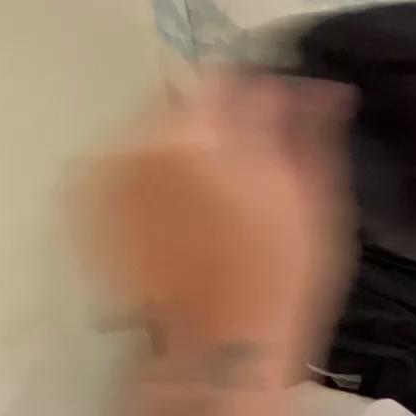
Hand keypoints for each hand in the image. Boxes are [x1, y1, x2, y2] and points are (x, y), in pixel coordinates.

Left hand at [81, 72, 354, 355]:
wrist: (226, 339)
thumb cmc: (288, 267)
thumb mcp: (320, 195)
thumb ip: (312, 131)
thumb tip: (323, 87)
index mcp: (201, 135)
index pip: (229, 76)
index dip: (268, 88)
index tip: (300, 109)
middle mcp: (138, 145)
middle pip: (187, 103)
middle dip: (230, 118)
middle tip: (273, 153)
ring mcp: (106, 178)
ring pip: (158, 136)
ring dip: (197, 146)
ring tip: (237, 186)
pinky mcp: (92, 210)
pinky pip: (132, 168)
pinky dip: (165, 175)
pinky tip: (199, 209)